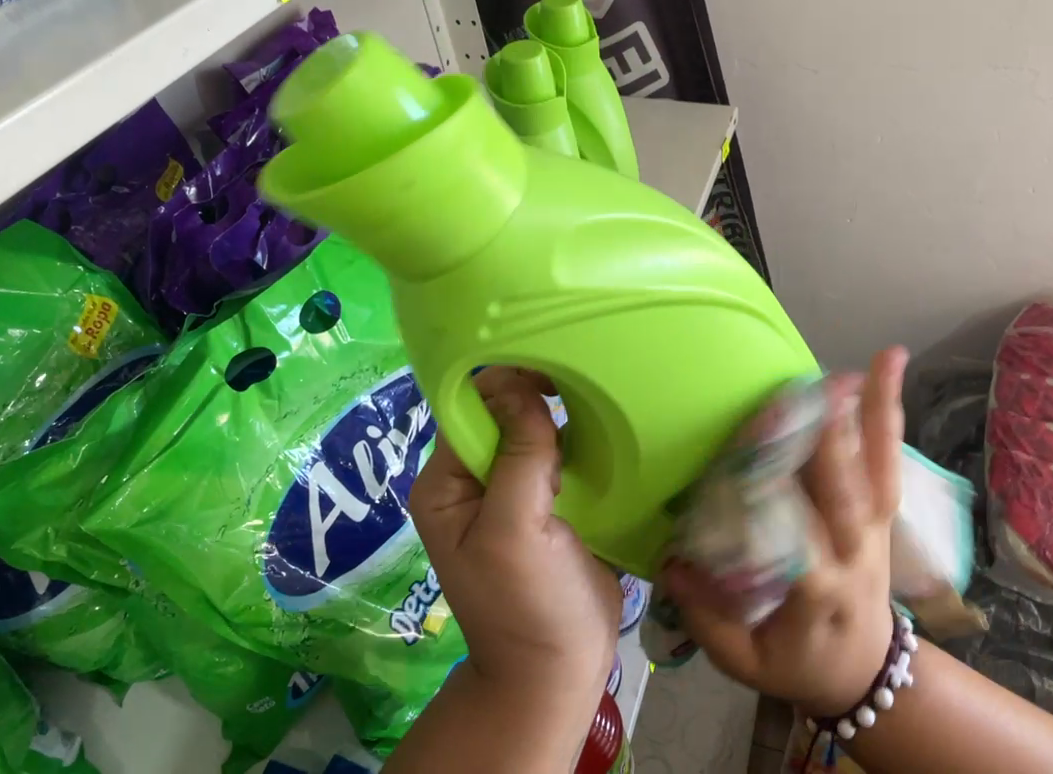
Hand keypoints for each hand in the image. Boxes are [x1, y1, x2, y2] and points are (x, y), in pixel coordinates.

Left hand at [409, 368, 621, 714]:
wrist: (559, 674)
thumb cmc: (528, 606)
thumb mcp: (514, 529)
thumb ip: (517, 456)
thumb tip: (520, 384)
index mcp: (447, 484)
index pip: (470, 408)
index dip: (508, 386)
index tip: (555, 379)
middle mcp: (473, 481)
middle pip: (502, 414)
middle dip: (539, 402)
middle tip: (582, 402)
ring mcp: (511, 493)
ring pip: (534, 432)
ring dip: (563, 422)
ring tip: (598, 415)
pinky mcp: (547, 504)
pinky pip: (558, 457)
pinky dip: (579, 444)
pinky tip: (604, 438)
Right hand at [663, 346, 910, 716]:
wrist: (866, 672)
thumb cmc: (796, 663)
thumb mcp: (743, 661)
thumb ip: (707, 617)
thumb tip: (671, 561)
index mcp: (816, 596)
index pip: (797, 550)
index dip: (778, 512)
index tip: (751, 472)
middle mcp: (853, 557)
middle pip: (843, 499)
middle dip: (829, 449)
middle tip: (811, 395)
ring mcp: (874, 530)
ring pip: (876, 471)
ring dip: (874, 415)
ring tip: (879, 360)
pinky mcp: (883, 512)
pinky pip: (888, 460)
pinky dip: (888, 412)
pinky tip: (889, 365)